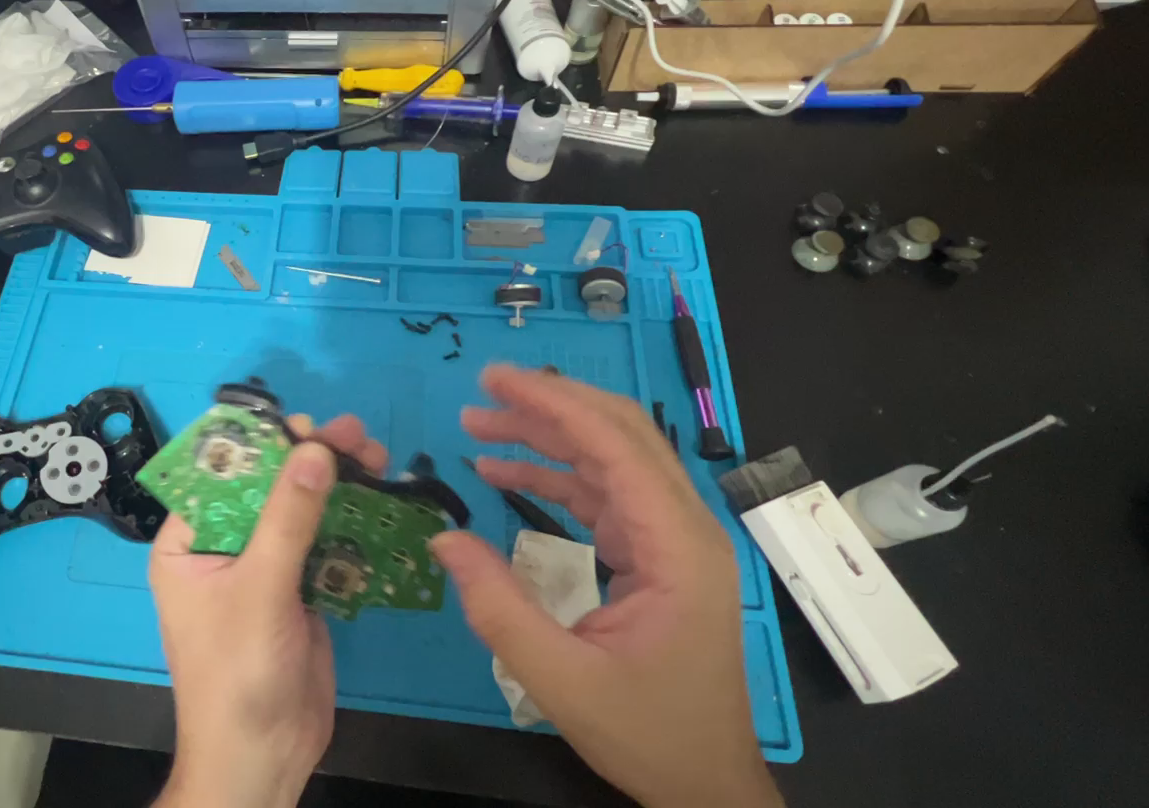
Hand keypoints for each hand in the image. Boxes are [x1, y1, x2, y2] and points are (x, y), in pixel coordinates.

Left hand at [150, 414, 389, 807]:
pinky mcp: (299, 589)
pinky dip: (351, 520)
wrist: (264, 761)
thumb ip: (288, 517)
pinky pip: (324, 542)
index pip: (222, 474)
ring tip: (376, 456)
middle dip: (310, 458)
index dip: (263, 443)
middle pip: (268, 486)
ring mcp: (264, 567)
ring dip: (337, 484)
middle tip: (357, 434)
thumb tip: (315, 447)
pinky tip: (379, 498)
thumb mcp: (260, 589)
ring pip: (300, 510)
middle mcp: (224, 546)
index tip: (306, 424)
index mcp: (190, 541)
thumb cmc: (239, 673)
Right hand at [430, 365, 781, 807]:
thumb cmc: (647, 732)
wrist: (705, 782)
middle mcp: (681, 525)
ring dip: (544, 435)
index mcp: (677, 546)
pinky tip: (502, 471)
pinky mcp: (650, 549)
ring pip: (606, 456)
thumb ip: (498, 608)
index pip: (616, 445)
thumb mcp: (560, 680)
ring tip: (477, 426)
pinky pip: (599, 492)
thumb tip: (442, 540)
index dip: (555, 404)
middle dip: (548, 405)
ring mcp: (668, 535)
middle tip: (483, 389)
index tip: (496, 380)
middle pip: (618, 433)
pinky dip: (550, 475)